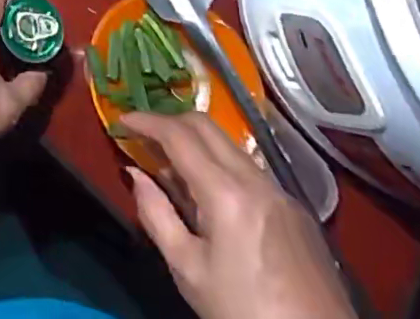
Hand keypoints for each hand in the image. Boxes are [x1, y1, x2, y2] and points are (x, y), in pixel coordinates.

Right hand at [121, 112, 353, 318]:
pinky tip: (208, 196)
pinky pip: (248, 170)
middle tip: (143, 136)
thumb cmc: (244, 312)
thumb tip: (135, 174)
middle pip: (206, 127)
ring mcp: (282, 195)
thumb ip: (155, 214)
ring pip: (229, 146)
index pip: (178, 135)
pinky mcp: (298, 213)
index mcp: (226, 193)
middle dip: (169, 121)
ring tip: (170, 168)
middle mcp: (257, 182)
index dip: (145, 121)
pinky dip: (219, 165)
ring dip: (195, 143)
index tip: (121, 120)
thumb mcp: (187, 269)